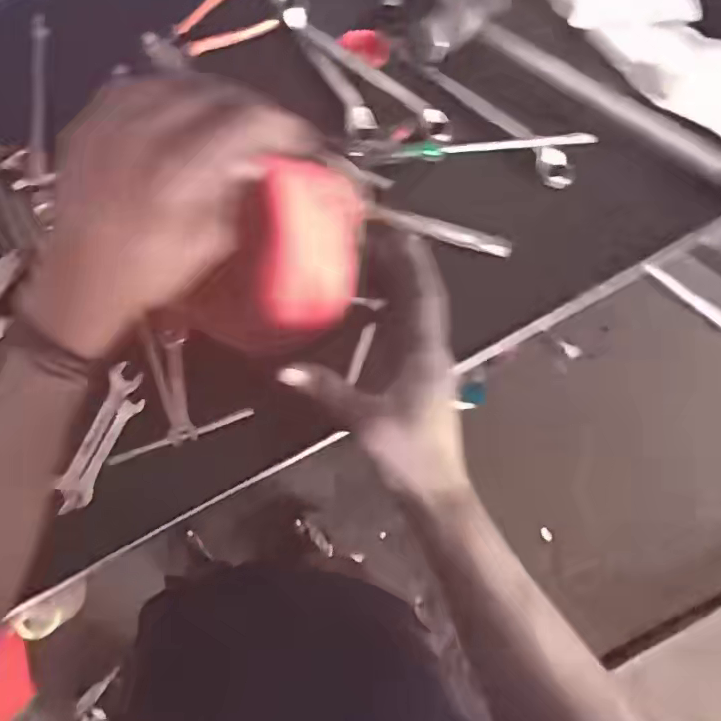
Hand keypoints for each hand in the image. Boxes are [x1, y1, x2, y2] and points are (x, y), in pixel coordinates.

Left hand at [23, 73, 318, 357]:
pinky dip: (161, 91)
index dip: (279, 124)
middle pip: (214, 93)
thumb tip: (254, 161)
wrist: (79, 283)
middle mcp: (144, 140)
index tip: (293, 136)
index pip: (246, 120)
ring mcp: (111, 128)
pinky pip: (132, 87)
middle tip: (260, 126)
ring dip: (207, 95)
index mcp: (179, 174)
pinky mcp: (88, 127)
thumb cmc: (145, 275)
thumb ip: (235, 195)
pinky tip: (172, 108)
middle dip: (248, 105)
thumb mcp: (209, 245)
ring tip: (220, 115)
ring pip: (174, 82)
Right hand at [278, 233, 470, 502]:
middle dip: (402, 263)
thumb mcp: (365, 420)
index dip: (411, 261)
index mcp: (425, 352)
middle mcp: (431, 349)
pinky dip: (390, 308)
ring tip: (370, 261)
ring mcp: (427, 361)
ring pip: (415, 311)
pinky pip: (406, 328)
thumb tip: (284, 369)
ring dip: (397, 284)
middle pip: (421, 295)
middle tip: (373, 237)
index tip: (396, 230)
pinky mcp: (418, 374)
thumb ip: (327, 390)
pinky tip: (368, 306)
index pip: (423, 295)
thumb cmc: (408, 452)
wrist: (435, 489)